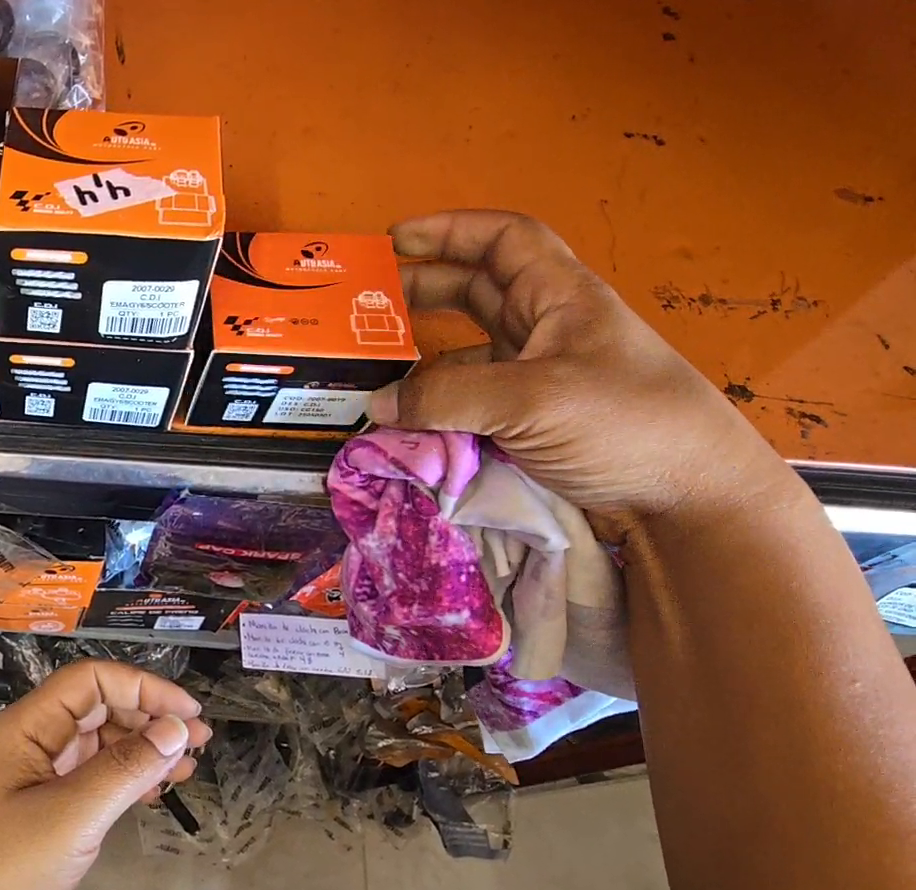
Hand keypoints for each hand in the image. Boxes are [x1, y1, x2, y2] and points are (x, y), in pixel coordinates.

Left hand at [0, 661, 210, 889]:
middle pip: (97, 707)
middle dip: (148, 716)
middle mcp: (32, 739)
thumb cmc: (5, 866)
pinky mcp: (43, 804)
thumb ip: (125, 769)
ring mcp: (37, 772)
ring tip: (187, 769)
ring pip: (98, 742)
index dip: (143, 687)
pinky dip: (125, 777)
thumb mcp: (72, 816)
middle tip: (199, 743)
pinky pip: (91, 775)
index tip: (190, 714)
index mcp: (28, 725)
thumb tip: (176, 728)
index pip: (91, 680)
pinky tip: (156, 791)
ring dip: (142, 748)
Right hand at [366, 210, 798, 535]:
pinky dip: (429, 406)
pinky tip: (402, 419)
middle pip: (472, 293)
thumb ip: (447, 398)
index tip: (394, 240)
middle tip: (365, 307)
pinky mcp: (523, 423)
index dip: (449, 231)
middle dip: (418, 293)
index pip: (503, 241)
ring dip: (417, 358)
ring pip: (462, 352)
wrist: (685, 498)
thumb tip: (376, 404)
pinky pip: (463, 402)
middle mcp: (543, 331)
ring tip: (372, 370)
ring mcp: (533, 379)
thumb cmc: (627, 423)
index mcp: (560, 299)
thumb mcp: (532, 399)